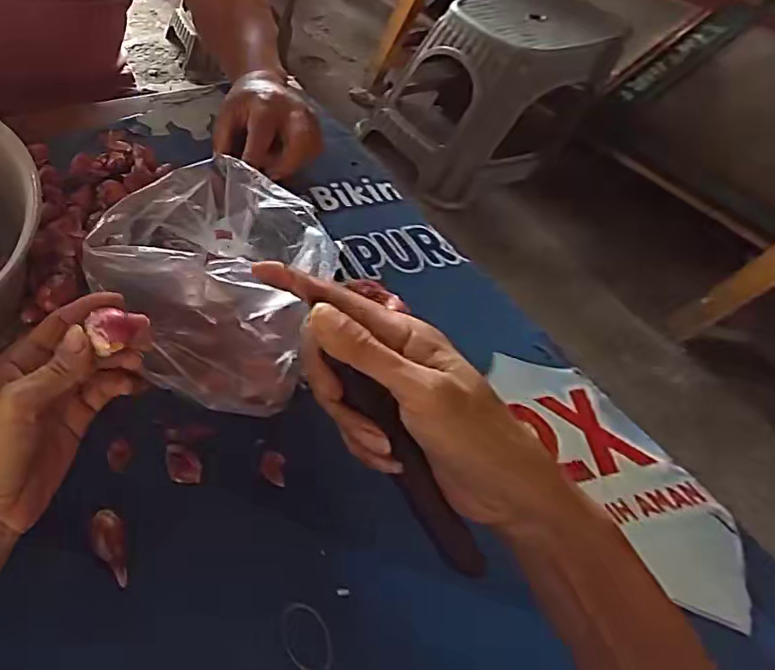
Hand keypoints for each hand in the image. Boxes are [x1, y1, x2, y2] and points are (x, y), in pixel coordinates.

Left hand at [0, 293, 150, 542]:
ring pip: (95, 368)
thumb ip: (56, 370)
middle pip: (83, 344)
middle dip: (111, 335)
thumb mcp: (22, 405)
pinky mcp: (76, 420)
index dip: (87, 310)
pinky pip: (101, 393)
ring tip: (144, 358)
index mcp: (22, 359)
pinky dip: (119, 385)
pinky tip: (137, 383)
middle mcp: (43, 371)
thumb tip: (84, 333)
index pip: (59, 325)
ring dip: (119, 360)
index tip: (119, 301)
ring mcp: (61, 395)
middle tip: (145, 331)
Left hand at [214, 70, 322, 179]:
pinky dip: (302, 159)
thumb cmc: (242, 102)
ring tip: (276, 167)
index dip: (252, 162)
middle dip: (285, 166)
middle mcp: (291, 110)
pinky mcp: (316, 122)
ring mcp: (308, 115)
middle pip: (299, 142)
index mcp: (264, 107)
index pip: (261, 140)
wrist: (263, 81)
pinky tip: (286, 159)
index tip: (243, 177)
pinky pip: (316, 147)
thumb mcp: (225, 118)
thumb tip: (224, 172)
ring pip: (311, 147)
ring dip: (294, 164)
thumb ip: (223, 145)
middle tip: (268, 175)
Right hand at [257, 264, 577, 534]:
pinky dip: (360, 441)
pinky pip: (345, 418)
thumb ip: (365, 352)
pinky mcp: (380, 417)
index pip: (337, 299)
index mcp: (400, 334)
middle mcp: (385, 352)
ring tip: (383, 447)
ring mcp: (381, 385)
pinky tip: (389, 459)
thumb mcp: (421, 393)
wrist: (515, 503)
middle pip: (324, 349)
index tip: (259, 270)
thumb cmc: (480, 438)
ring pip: (331, 388)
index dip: (296, 283)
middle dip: (329, 385)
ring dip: (350, 422)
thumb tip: (314, 313)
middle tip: (350, 413)